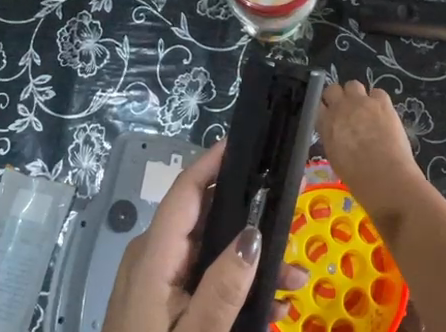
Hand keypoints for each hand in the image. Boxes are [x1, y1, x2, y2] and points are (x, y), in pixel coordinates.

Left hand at [102, 140, 306, 331]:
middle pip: (204, 220)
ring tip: (295, 278)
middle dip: (250, 220)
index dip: (213, 161)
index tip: (247, 141)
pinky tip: (270, 304)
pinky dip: (233, 284)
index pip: (185, 192)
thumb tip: (253, 232)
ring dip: (250, 261)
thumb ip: (224, 288)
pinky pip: (200, 278)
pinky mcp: (159, 303)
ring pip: (208, 252)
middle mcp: (150, 258)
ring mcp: (153, 281)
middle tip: (294, 222)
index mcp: (152, 257)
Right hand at [317, 82, 423, 212]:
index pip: (317, 104)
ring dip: (357, 95)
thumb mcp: (335, 158)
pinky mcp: (382, 102)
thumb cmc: (358, 178)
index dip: (325, 109)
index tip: (330, 115)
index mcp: (326, 124)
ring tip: (365, 110)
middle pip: (333, 88)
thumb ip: (332, 138)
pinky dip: (378, 100)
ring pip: (353, 84)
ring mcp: (362, 102)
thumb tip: (337, 132)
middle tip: (347, 110)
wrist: (386, 177)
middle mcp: (341, 107)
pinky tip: (382, 113)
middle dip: (338, 97)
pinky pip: (377, 92)